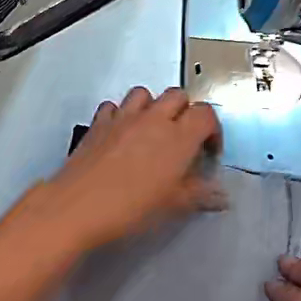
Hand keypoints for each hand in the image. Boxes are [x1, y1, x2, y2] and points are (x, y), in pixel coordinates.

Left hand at [18, 86, 222, 254]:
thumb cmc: (132, 208)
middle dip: (185, 111)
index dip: (212, 129)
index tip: (208, 150)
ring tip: (151, 129)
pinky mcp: (99, 122)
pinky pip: (114, 106)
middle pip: (178, 96)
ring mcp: (123, 116)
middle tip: (182, 138)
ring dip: (153, 105)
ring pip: (145, 93)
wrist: (78, 206)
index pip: (206, 114)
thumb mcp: (173, 205)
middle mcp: (154, 118)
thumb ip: (200, 194)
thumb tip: (221, 197)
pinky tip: (120, 133)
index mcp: (179, 136)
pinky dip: (120, 113)